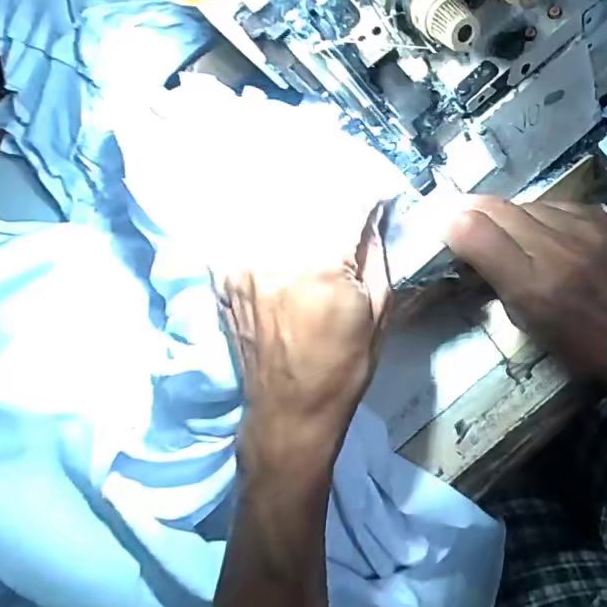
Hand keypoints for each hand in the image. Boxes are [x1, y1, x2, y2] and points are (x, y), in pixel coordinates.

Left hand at [219, 201, 393, 477]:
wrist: (289, 410)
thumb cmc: (344, 366)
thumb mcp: (379, 311)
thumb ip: (376, 253)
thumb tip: (375, 214)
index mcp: (322, 266)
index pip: (349, 204)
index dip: (369, 196)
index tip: (378, 198)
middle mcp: (277, 257)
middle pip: (308, 200)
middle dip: (332, 197)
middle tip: (346, 207)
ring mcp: (245, 265)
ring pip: (275, 211)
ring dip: (299, 208)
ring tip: (317, 217)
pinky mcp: (227, 276)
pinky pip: (249, 233)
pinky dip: (268, 228)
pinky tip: (283, 239)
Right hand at [445, 198, 606, 391]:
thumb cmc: (579, 343)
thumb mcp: (525, 322)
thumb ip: (493, 278)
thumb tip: (462, 241)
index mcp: (533, 285)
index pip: (474, 230)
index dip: (451, 225)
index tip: (443, 232)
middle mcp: (556, 249)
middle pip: (494, 207)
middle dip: (471, 212)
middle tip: (461, 223)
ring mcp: (581, 227)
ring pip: (521, 203)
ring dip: (507, 217)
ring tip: (509, 236)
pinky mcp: (598, 216)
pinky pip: (550, 204)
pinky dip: (538, 217)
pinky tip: (544, 235)